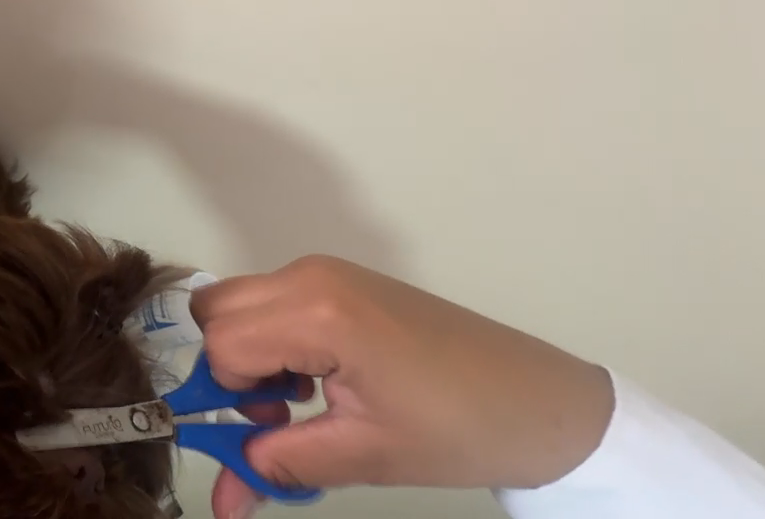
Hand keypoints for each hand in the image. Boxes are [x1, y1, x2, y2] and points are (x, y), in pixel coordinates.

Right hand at [191, 256, 613, 518]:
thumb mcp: (369, 457)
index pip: (223, 345)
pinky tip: (319, 373)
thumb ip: (283, 467)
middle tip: (277, 411)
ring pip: (236, 301)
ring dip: (248, 349)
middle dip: (229, 365)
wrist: (550, 405)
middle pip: (215, 309)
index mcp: (316, 314)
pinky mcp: (333, 276)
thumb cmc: (462, 432)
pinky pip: (267, 298)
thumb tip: (223, 503)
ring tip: (301, 396)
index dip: (231, 395)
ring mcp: (319, 270)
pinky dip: (271, 335)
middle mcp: (306, 276)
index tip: (271, 430)